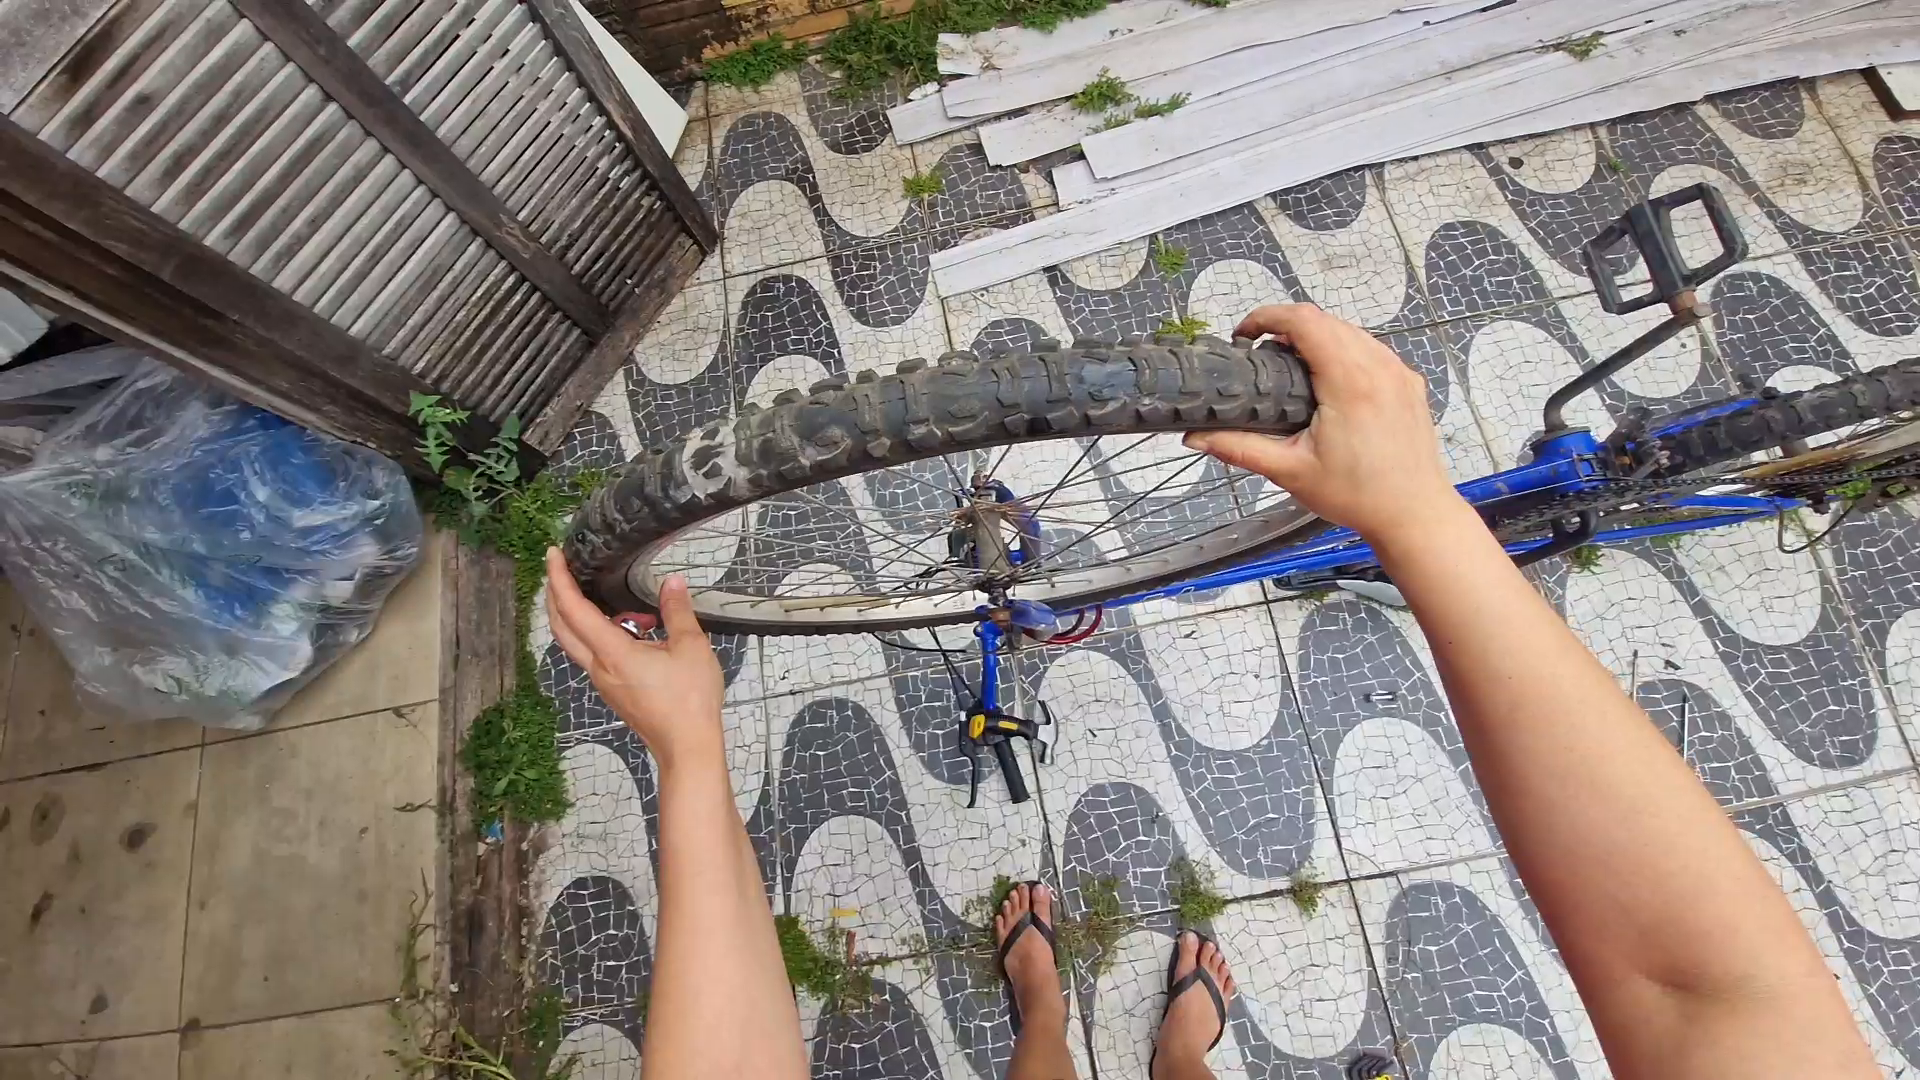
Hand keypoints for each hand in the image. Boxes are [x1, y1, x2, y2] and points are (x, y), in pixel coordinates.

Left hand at [543, 548, 724, 772]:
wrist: (687, 744)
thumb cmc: (690, 696)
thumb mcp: (691, 647)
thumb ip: (678, 611)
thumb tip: (672, 582)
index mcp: (613, 652)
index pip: (574, 610)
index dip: (559, 580)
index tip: (552, 555)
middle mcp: (598, 666)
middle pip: (561, 627)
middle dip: (554, 595)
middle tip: (561, 568)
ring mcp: (603, 680)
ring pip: (574, 641)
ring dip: (575, 614)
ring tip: (602, 595)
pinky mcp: (614, 689)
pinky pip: (593, 653)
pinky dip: (596, 631)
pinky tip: (628, 627)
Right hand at [1185, 304, 1462, 543]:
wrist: (1413, 514)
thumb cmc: (1356, 495)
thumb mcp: (1288, 471)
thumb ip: (1239, 448)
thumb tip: (1196, 437)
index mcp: (1350, 381)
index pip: (1306, 322)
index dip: (1268, 317)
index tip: (1243, 334)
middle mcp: (1380, 367)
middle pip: (1326, 321)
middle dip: (1286, 327)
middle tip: (1256, 353)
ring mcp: (1399, 372)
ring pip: (1350, 331)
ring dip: (1314, 337)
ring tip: (1285, 364)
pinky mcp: (1407, 384)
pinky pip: (1370, 349)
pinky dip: (1340, 350)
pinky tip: (1322, 379)